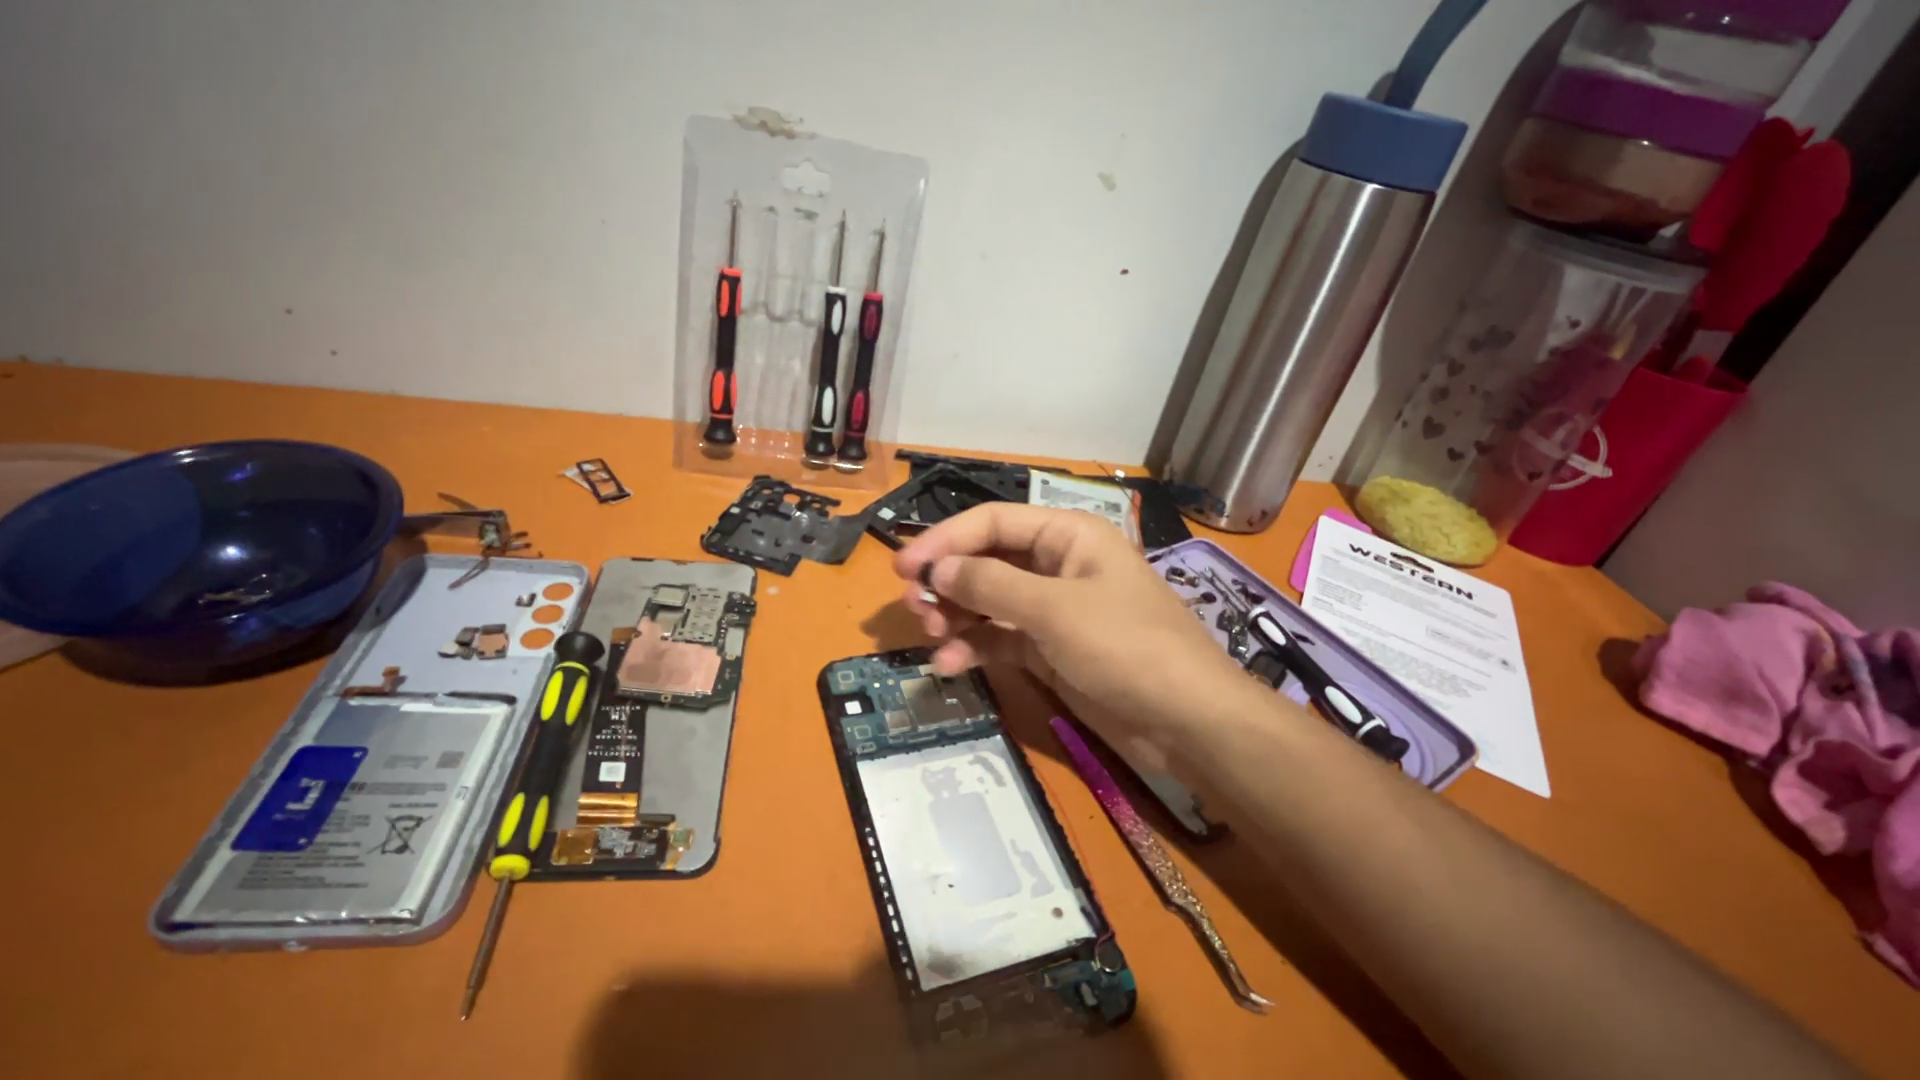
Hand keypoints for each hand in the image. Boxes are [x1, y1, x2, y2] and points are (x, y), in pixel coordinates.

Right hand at [895, 503, 1256, 766]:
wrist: (1187, 721)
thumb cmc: (1127, 647)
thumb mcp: (1056, 610)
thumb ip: (991, 585)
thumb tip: (936, 568)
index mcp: (1068, 536)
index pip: (992, 522)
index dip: (944, 540)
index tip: (902, 569)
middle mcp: (1058, 566)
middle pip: (987, 561)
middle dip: (948, 581)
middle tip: (913, 608)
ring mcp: (1054, 611)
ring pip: (989, 602)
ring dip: (956, 616)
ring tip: (931, 638)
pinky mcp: (1052, 652)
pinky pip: (1002, 640)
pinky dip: (975, 649)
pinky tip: (950, 667)